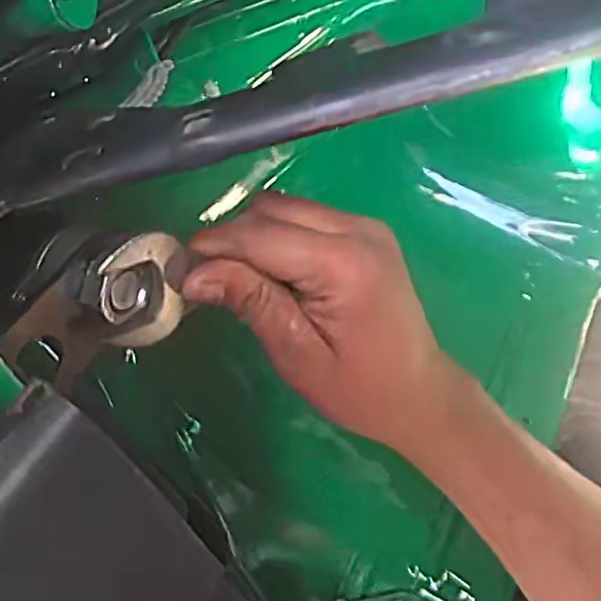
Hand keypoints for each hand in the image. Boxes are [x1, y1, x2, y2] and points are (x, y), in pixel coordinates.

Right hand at [181, 192, 481, 454]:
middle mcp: (356, 229)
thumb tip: (194, 274)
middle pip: (269, 212)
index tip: (179, 271)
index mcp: (343, 263)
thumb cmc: (361, 390)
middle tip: (206, 279)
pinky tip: (272, 270)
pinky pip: (303, 216)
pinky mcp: (364, 230)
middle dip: (229, 240)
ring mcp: (364, 225)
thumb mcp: (298, 355)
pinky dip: (276, 235)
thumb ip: (251, 301)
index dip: (212, 248)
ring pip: (283, 207)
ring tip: (237, 277)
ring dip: (252, 235)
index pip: (259, 236)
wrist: (422, 393)